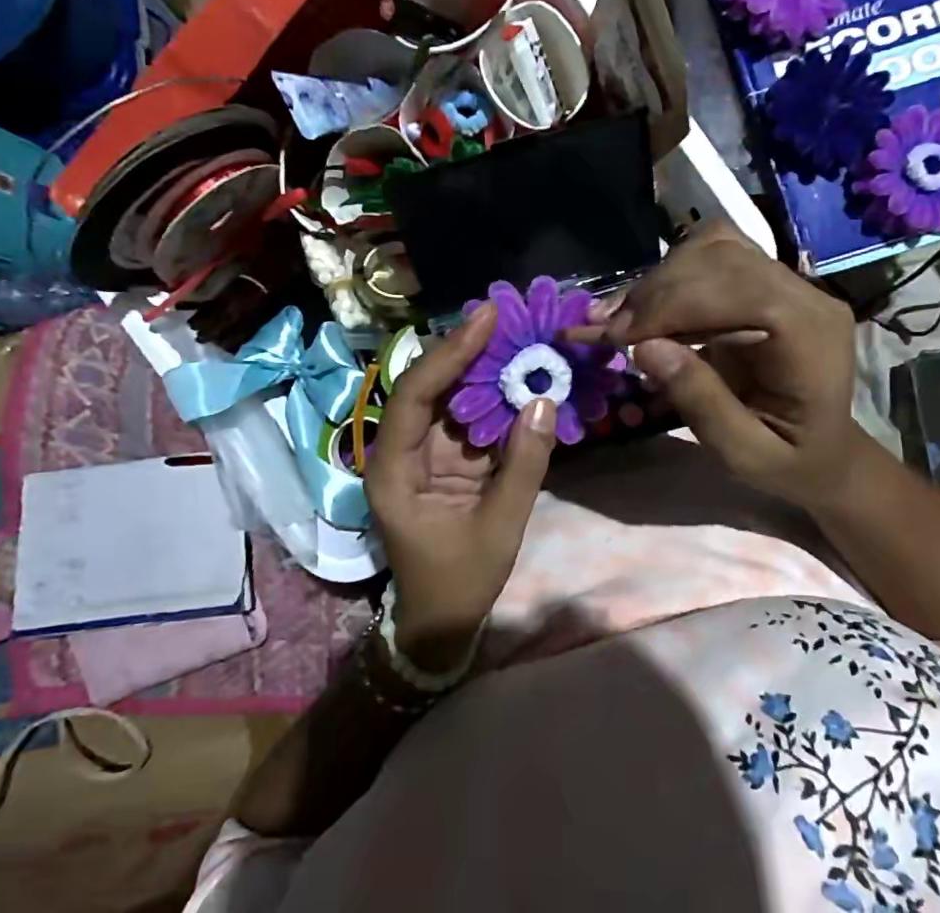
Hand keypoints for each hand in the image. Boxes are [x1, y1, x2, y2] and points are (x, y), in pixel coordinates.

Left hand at [365, 303, 556, 669]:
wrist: (442, 623)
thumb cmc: (460, 581)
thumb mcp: (499, 525)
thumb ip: (524, 465)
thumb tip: (543, 402)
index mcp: (395, 470)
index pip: (416, 396)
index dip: (449, 354)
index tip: (484, 319)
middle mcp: (403, 454)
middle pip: (431, 388)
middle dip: (467, 352)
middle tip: (506, 314)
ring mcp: (425, 458)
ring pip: (452, 402)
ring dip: (485, 372)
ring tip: (518, 335)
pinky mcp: (447, 465)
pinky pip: (471, 425)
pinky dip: (497, 404)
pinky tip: (522, 380)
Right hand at [590, 222, 865, 511]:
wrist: (825, 451)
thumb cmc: (790, 462)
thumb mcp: (745, 455)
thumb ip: (702, 403)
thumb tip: (646, 347)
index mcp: (812, 339)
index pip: (740, 293)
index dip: (673, 304)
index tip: (616, 336)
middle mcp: (807, 297)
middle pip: (723, 261)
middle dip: (656, 292)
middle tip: (604, 329)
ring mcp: (791, 283)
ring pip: (715, 248)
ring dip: (659, 279)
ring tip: (620, 318)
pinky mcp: (769, 281)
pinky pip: (716, 254)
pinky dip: (673, 273)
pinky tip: (648, 305)